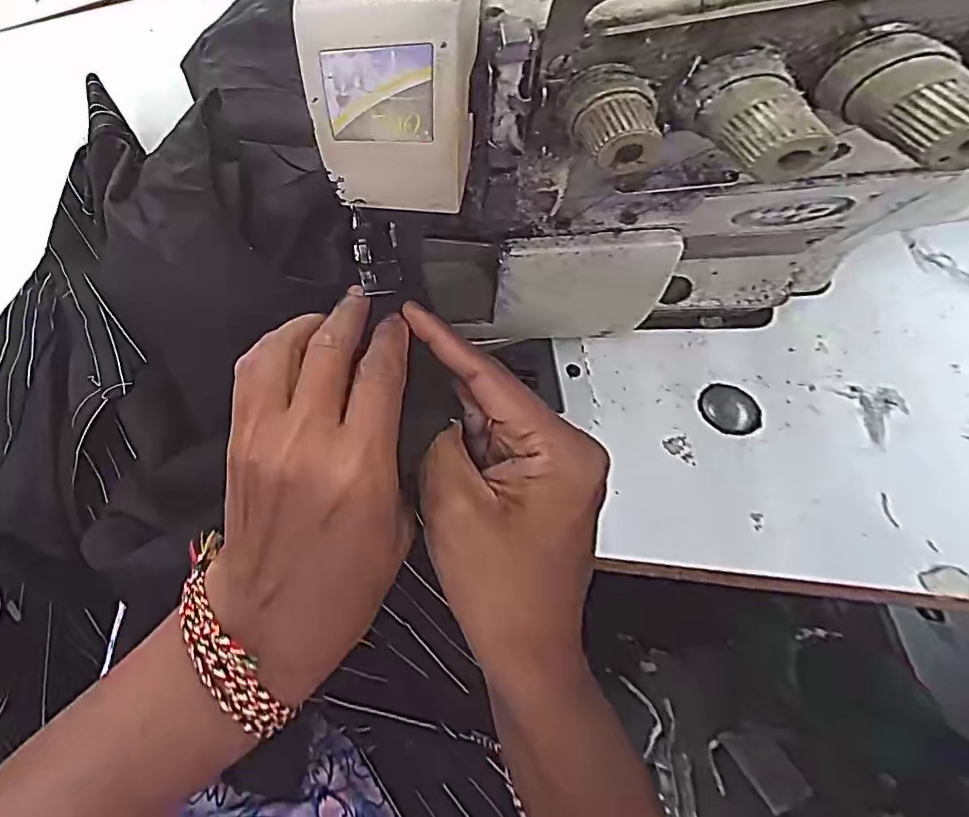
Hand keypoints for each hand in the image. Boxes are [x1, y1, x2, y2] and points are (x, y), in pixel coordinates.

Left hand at [205, 289, 412, 706]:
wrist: (264, 620)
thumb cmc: (338, 587)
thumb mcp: (397, 526)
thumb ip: (397, 455)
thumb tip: (394, 400)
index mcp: (359, 467)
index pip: (379, 374)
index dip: (391, 339)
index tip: (397, 325)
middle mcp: (308, 441)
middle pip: (330, 348)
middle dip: (352, 315)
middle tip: (365, 302)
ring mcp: (265, 436)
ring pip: (283, 348)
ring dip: (310, 322)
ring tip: (329, 316)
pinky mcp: (238, 439)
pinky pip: (249, 372)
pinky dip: (271, 346)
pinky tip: (289, 342)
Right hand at [404, 301, 608, 681]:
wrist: (527, 652)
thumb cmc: (507, 598)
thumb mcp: (455, 506)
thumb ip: (438, 440)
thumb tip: (430, 410)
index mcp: (561, 451)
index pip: (493, 378)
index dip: (446, 342)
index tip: (418, 315)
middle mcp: (567, 452)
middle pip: (494, 395)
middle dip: (444, 375)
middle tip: (401, 344)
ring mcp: (553, 466)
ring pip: (489, 419)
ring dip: (451, 411)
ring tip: (407, 390)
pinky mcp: (537, 480)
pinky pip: (492, 444)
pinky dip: (461, 438)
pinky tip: (430, 432)